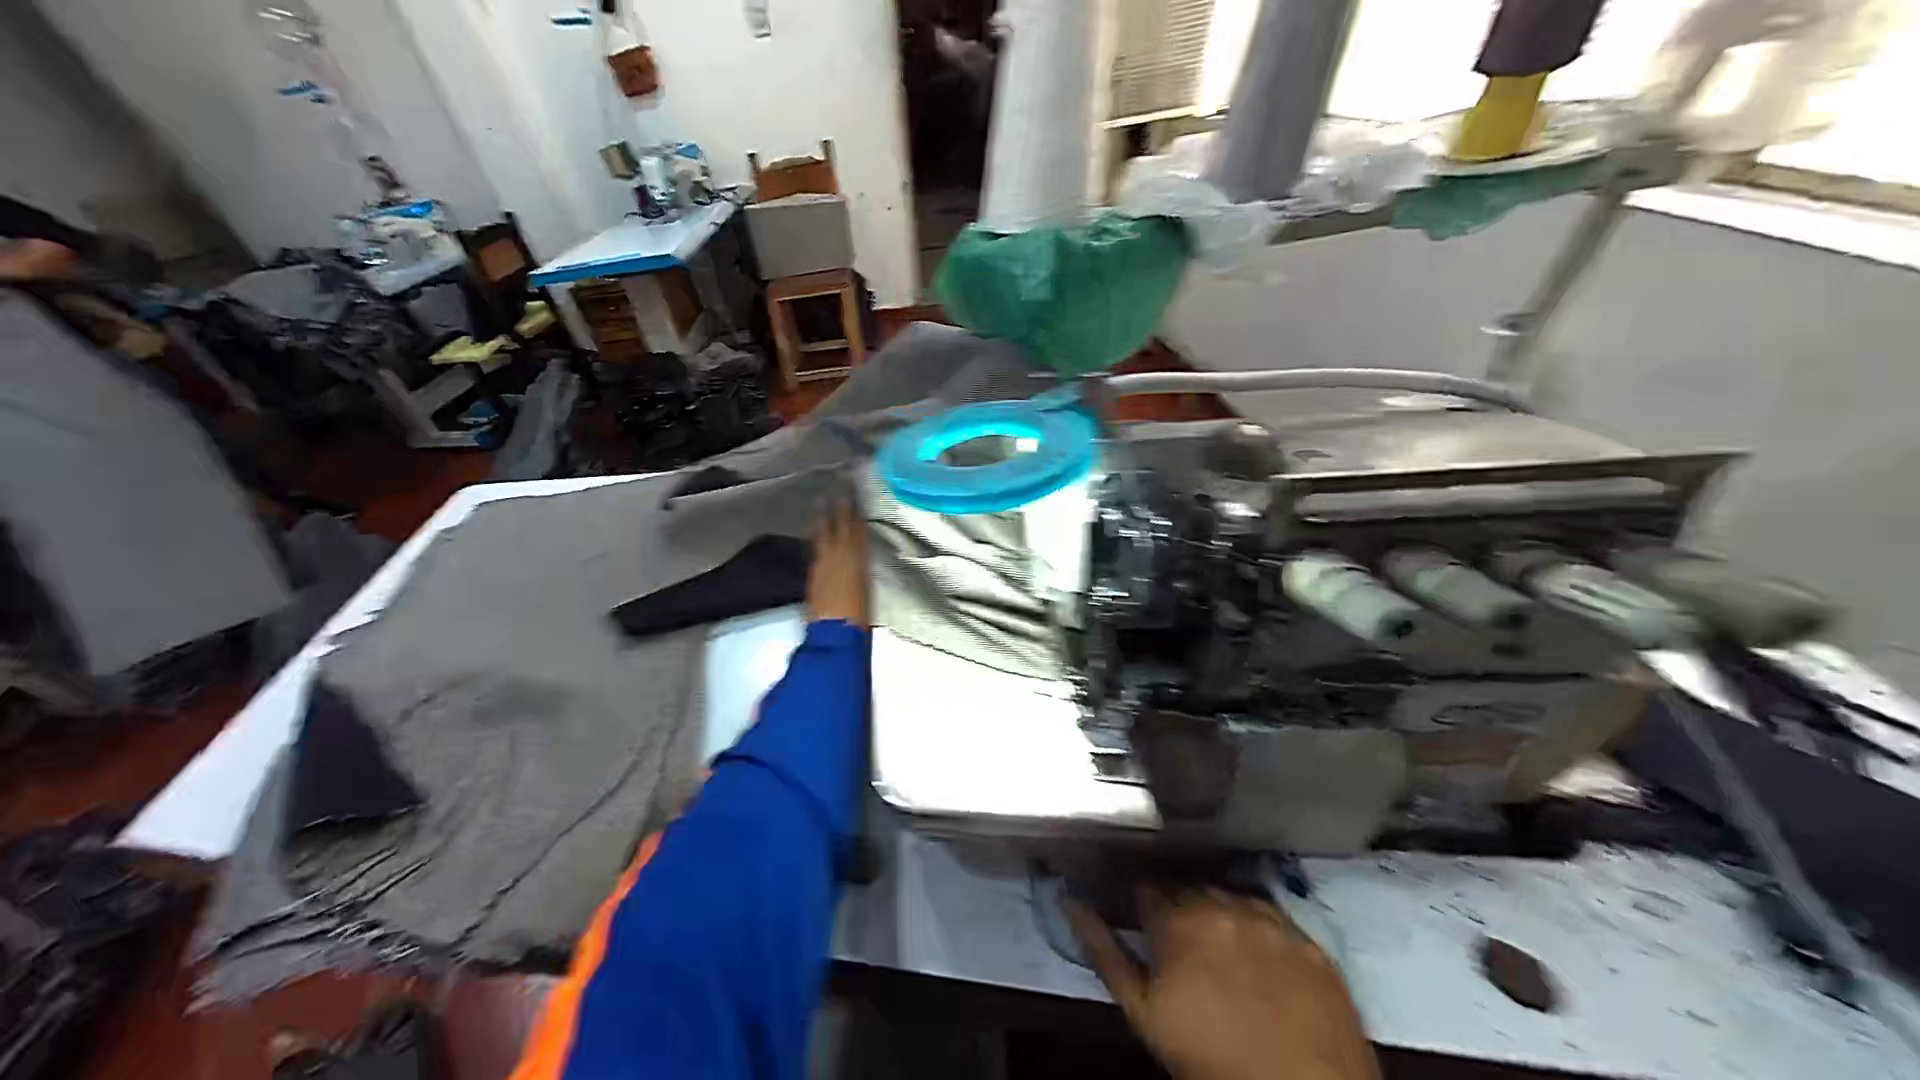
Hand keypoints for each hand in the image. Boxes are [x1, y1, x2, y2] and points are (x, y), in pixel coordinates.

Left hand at [806, 495, 868, 626]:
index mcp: (859, 555)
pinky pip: (814, 546)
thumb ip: (864, 566)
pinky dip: (815, 534)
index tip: (855, 490)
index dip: (857, 507)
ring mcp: (822, 561)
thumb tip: (862, 556)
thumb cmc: (862, 612)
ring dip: (822, 515)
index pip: (858, 525)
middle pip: (839, 522)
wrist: (835, 631)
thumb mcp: (870, 585)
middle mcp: (839, 552)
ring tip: (820, 500)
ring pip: (821, 531)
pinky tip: (813, 530)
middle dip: (839, 503)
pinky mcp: (812, 571)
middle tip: (838, 484)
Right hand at [1068, 888, 1378, 1079]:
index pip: (1143, 888)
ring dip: (1216, 912)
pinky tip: (1258, 955)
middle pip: (1187, 889)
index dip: (1135, 899)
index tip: (1133, 913)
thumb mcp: (1143, 1012)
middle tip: (1177, 940)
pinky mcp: (1308, 940)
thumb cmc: (1209, 1057)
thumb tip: (1071, 903)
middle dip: (1176, 906)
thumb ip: (1105, 951)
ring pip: (1229, 897)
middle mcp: (1222, 904)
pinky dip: (1258, 928)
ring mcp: (1270, 919)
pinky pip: (1273, 917)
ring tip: (1217, 947)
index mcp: (1177, 919)